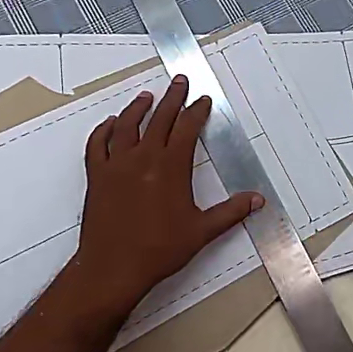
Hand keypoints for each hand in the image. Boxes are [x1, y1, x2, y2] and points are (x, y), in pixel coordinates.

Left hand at [73, 74, 263, 308]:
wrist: (113, 268)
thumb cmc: (156, 251)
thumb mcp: (201, 231)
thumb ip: (230, 212)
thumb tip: (255, 201)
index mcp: (170, 168)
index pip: (187, 128)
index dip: (197, 111)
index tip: (203, 101)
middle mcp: (143, 159)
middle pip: (159, 118)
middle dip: (172, 98)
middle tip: (179, 82)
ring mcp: (117, 166)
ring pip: (127, 125)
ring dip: (138, 108)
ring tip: (146, 97)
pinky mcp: (97, 177)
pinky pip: (97, 145)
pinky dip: (103, 130)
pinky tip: (110, 124)